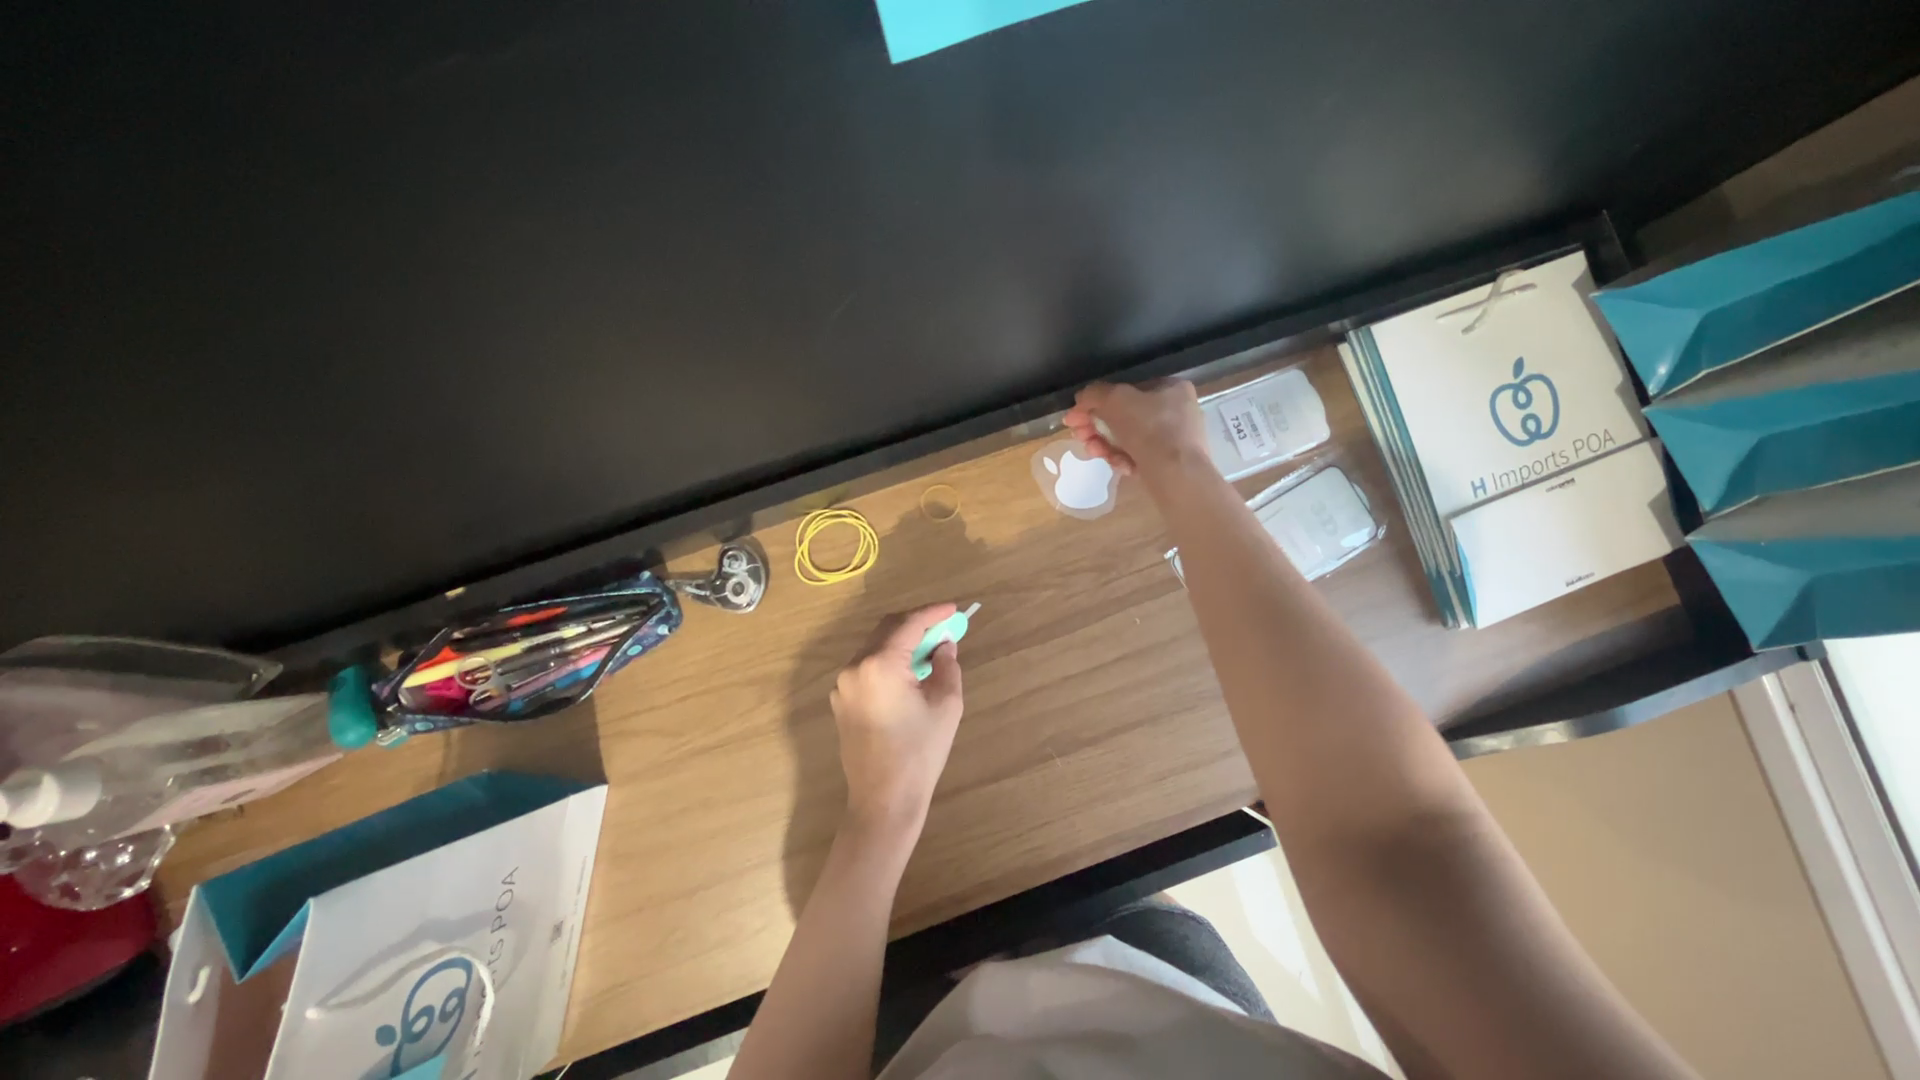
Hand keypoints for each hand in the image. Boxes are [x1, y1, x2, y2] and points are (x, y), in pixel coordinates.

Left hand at [830, 604, 965, 840]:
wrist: (884, 800)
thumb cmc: (920, 753)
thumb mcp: (946, 705)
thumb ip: (947, 666)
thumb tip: (944, 645)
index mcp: (880, 665)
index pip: (908, 624)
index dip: (933, 613)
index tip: (954, 609)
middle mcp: (854, 668)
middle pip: (886, 630)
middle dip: (915, 624)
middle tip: (943, 627)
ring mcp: (842, 686)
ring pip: (874, 648)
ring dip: (900, 643)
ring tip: (929, 652)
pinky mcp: (841, 702)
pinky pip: (865, 669)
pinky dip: (887, 662)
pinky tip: (908, 675)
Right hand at [1062, 379, 1207, 481]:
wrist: (1177, 475)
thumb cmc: (1150, 429)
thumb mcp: (1115, 399)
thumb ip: (1094, 394)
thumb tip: (1081, 398)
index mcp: (1170, 387)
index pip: (1125, 391)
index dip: (1096, 403)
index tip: (1074, 418)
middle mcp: (1177, 410)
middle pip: (1124, 416)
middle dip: (1096, 428)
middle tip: (1079, 436)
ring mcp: (1175, 439)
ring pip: (1128, 439)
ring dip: (1105, 445)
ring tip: (1093, 452)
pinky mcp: (1170, 464)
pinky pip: (1139, 457)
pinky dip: (1124, 460)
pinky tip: (1120, 466)